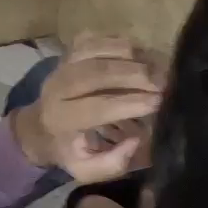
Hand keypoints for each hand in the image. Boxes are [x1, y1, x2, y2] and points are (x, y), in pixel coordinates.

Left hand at [12, 35, 161, 182]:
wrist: (41, 126)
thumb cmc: (70, 150)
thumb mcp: (86, 169)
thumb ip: (111, 163)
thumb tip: (136, 141)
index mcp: (60, 118)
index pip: (97, 106)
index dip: (129, 103)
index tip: (159, 102)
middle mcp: (59, 85)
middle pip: (100, 72)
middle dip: (138, 75)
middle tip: (167, 83)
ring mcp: (65, 62)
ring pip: (103, 49)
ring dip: (137, 56)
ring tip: (162, 69)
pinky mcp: (73, 48)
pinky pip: (103, 38)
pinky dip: (127, 44)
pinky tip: (145, 57)